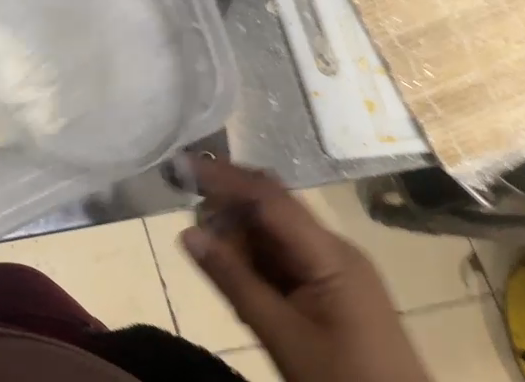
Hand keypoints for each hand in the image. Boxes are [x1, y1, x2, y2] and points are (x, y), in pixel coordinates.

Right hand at [180, 156, 429, 381]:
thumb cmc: (345, 380)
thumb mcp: (282, 335)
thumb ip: (233, 281)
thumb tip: (186, 233)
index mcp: (331, 254)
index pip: (268, 197)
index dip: (222, 177)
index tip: (178, 165)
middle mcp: (335, 250)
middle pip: (270, 210)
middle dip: (228, 214)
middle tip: (196, 237)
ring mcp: (336, 269)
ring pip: (273, 235)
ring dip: (239, 242)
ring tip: (219, 271)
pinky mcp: (333, 288)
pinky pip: (284, 258)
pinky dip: (255, 263)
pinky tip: (241, 284)